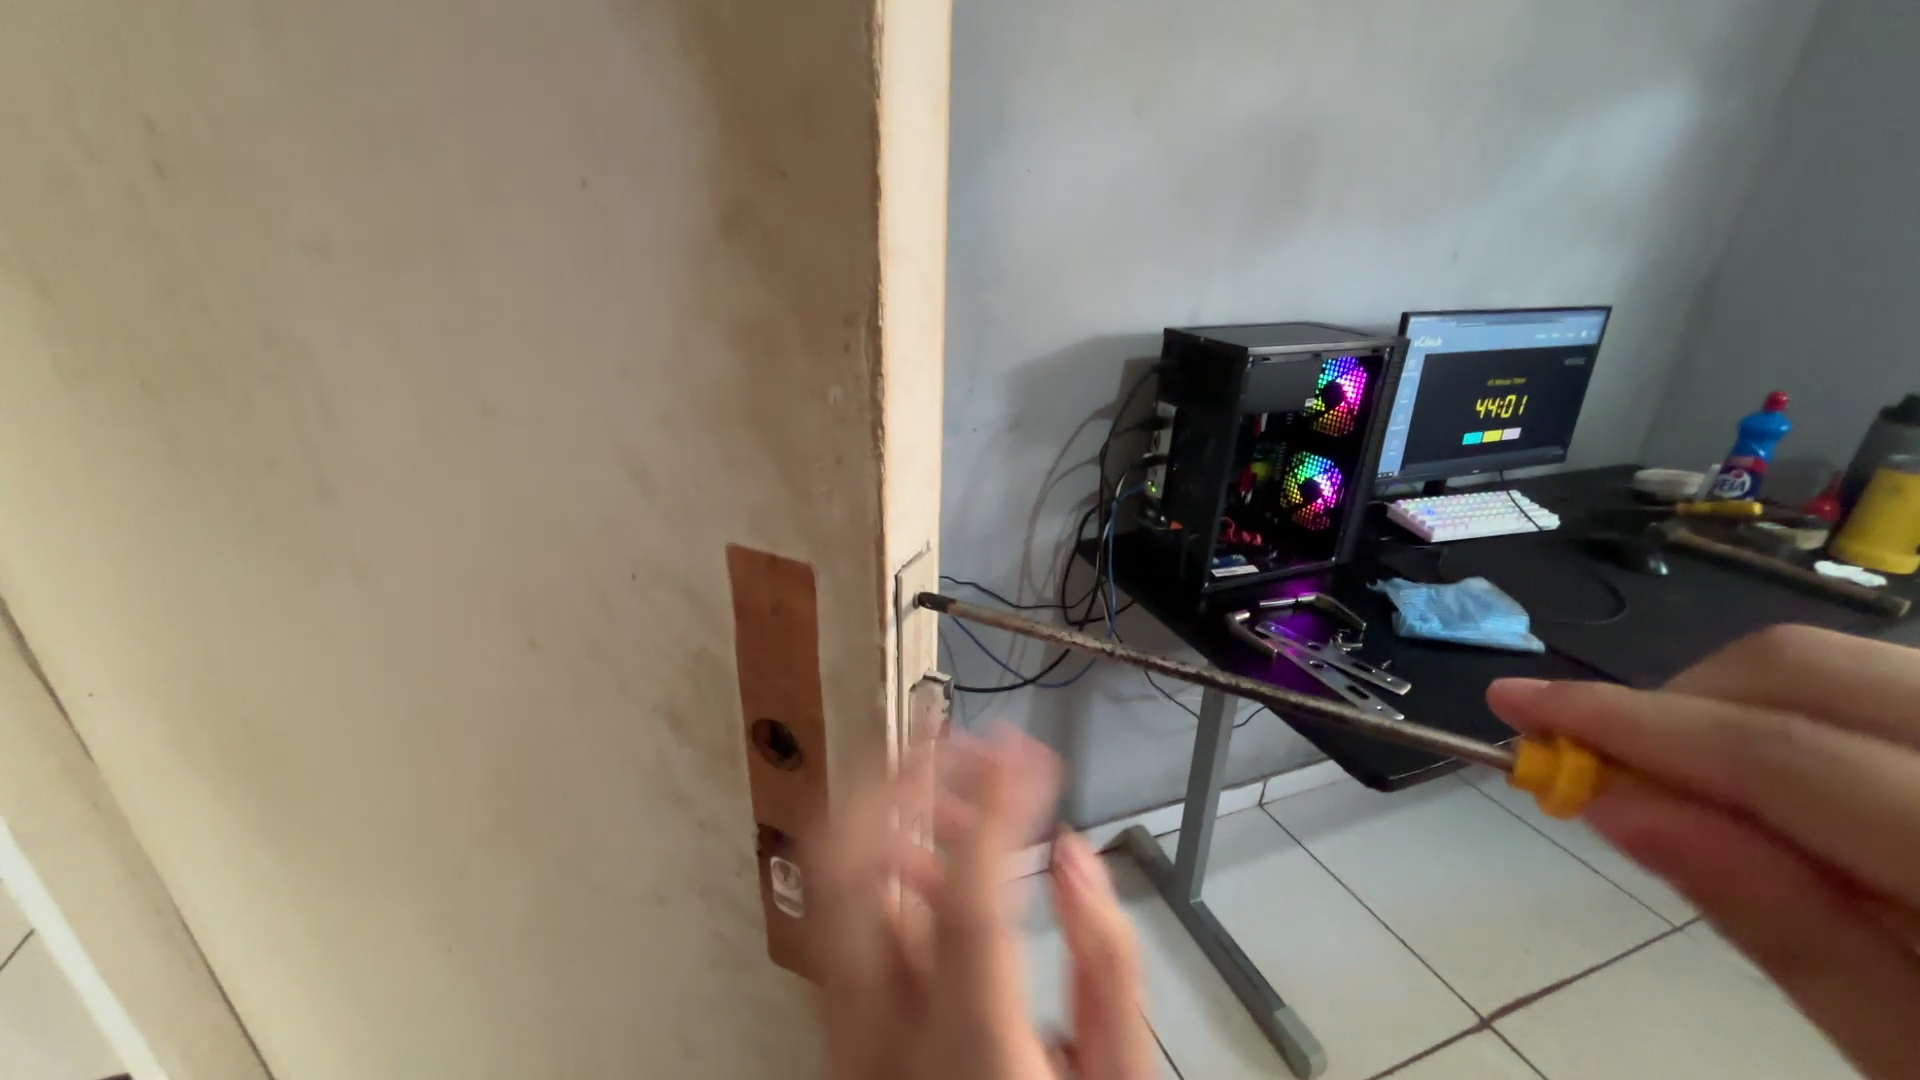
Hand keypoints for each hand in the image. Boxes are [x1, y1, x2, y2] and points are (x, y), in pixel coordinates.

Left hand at [810, 726, 1156, 1079]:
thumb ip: (1106, 966)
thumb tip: (1075, 859)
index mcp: (967, 1046)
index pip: (969, 890)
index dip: (997, 801)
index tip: (1024, 750)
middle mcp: (882, 1036)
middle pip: (848, 869)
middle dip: (894, 780)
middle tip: (950, 741)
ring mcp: (846, 1035)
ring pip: (830, 885)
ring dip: (881, 810)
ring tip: (945, 782)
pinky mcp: (840, 1035)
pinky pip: (842, 922)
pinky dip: (878, 861)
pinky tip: (925, 849)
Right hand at [1487, 626, 1919, 1079]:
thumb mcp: (1918, 1062)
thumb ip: (1772, 916)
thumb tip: (1613, 801)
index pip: (1788, 759)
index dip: (1628, 723)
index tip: (1514, 707)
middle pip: (1820, 671)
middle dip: (1681, 702)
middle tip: (1608, 767)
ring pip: (1861, 666)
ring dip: (1742, 710)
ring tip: (1710, 795)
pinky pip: (1900, 692)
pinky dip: (1813, 722)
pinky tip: (1806, 797)